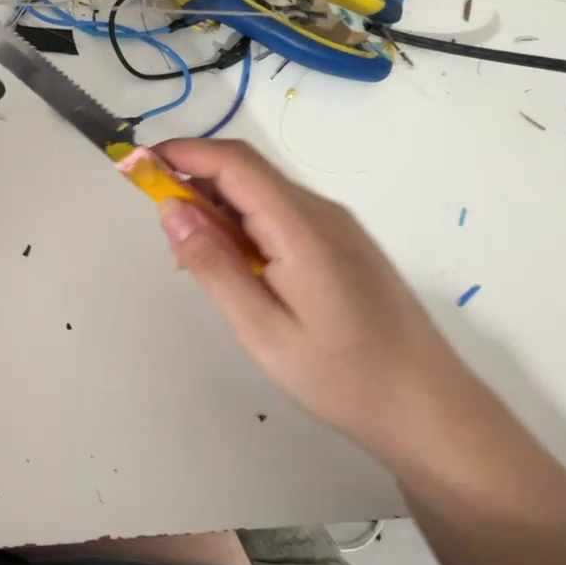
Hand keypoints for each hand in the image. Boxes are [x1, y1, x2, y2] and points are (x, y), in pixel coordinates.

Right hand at [152, 138, 478, 459]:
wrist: (432, 411)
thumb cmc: (343, 377)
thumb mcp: (262, 329)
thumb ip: (213, 265)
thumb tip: (170, 208)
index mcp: (303, 230)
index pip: (233, 164)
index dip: (180, 153)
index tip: (133, 166)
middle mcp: (322, 214)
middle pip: (244, 171)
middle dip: (189, 179)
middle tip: (161, 228)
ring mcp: (335, 227)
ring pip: (258, 191)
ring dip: (213, 206)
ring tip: (194, 258)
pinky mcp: (339, 243)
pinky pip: (276, 212)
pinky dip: (238, 222)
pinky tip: (232, 265)